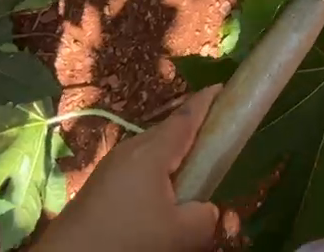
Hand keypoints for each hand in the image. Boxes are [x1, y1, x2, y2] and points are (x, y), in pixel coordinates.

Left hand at [31, 87, 221, 251]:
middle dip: (191, 133)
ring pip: (151, 153)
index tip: (223, 87)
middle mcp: (131, 148)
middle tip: (214, 143)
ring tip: (188, 178)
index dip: (207, 101)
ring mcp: (112, 165)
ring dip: (171, 159)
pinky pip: (136, 169)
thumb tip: (208, 210)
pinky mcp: (100, 185)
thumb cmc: (126, 239)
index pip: (186, 116)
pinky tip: (156, 203)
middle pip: (169, 132)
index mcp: (152, 150)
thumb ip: (203, 218)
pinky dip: (154, 176)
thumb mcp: (176, 234)